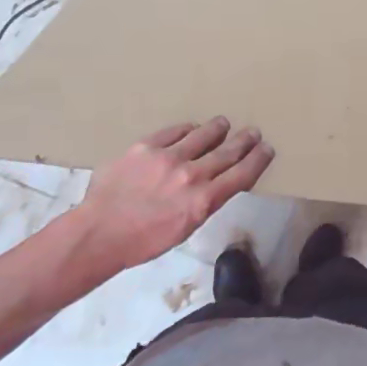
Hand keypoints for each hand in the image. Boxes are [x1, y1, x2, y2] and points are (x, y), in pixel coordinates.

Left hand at [45, 118, 273, 287]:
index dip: (258, 160)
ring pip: (202, 135)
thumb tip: (213, 185)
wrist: (99, 232)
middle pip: (227, 152)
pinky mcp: (145, 147)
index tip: (267, 149)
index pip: (241, 175)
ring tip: (223, 123)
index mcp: (204, 200)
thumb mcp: (185, 229)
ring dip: (217, 129)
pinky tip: (190, 128)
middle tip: (253, 132)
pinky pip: (173, 131)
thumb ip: (203, 203)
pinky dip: (186, 129)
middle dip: (244, 141)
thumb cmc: (143, 241)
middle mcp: (191, 175)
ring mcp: (167, 158)